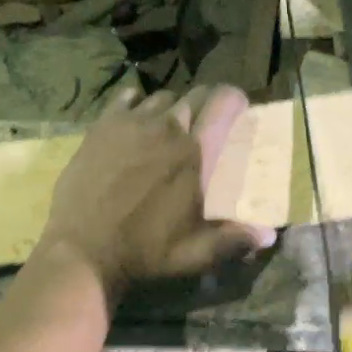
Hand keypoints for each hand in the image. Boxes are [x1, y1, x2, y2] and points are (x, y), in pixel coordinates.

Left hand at [39, 85, 275, 293]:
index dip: (234, 99)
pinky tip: (134, 118)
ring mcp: (131, 124)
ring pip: (160, 98)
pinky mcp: (102, 126)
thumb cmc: (144, 253)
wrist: (83, 249)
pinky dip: (135, 103)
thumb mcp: (195, 254)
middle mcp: (167, 129)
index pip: (223, 105)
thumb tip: (268, 235)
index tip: (238, 105)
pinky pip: (126, 98)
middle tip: (202, 121)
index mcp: (196, 154)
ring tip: (167, 125)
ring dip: (170, 107)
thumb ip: (233, 241)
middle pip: (193, 97)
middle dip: (203, 103)